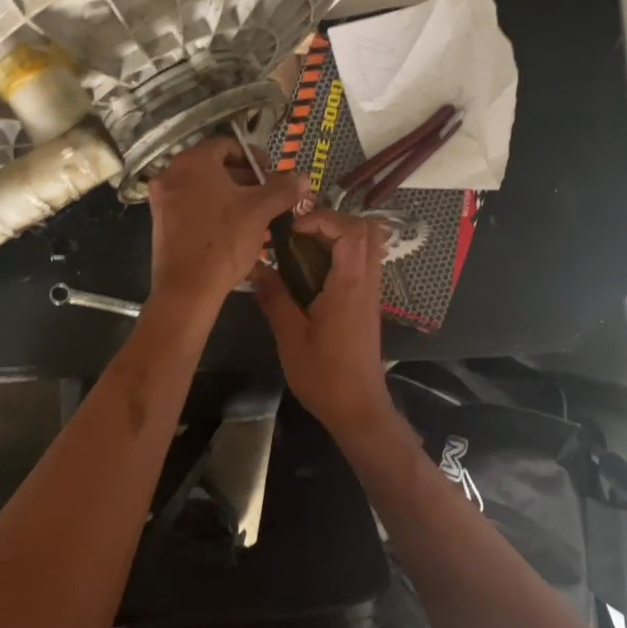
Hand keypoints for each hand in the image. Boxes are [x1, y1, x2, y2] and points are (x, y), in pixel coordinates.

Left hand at [147, 135, 302, 304]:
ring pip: (202, 187)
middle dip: (242, 177)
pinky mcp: (160, 221)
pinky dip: (211, 208)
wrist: (187, 287)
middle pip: (213, 165)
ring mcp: (162, 198)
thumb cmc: (224, 240)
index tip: (270, 172)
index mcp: (193, 161)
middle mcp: (171, 173)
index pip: (227, 144)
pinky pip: (190, 205)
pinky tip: (231, 228)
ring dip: (228, 194)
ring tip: (252, 213)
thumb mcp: (260, 211)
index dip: (253, 156)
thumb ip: (283, 189)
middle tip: (265, 193)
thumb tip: (304, 178)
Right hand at [251, 211, 391, 432]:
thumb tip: (255, 268)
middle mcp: (367, 282)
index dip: (323, 219)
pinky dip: (341, 255)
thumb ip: (275, 297)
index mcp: (350, 285)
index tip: (293, 229)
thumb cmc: (324, 375)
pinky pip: (362, 263)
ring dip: (338, 237)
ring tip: (302, 249)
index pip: (351, 230)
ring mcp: (371, 293)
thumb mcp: (290, 337)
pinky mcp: (367, 304)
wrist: (358, 408)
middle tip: (300, 232)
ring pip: (368, 245)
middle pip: (367, 229)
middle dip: (334, 221)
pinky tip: (311, 273)